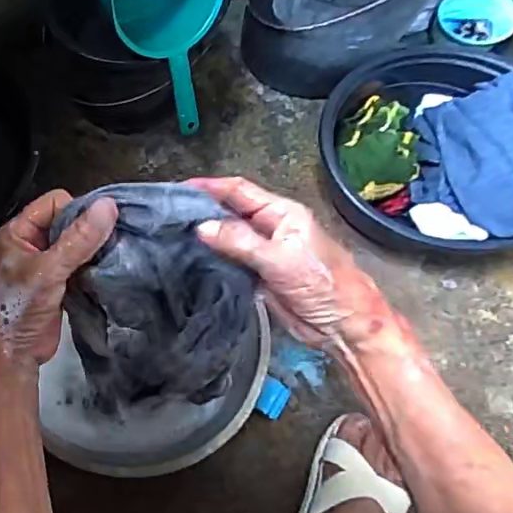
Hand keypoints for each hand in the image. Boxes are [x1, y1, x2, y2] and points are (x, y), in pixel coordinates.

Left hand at [0, 189, 117, 373]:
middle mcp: (30, 244)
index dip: (77, 210)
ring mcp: (44, 264)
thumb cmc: (20, 309)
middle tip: (110, 241)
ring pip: (76, 244)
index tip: (97, 228)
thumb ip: (79, 239)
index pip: (55, 202)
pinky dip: (93, 265)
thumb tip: (108, 207)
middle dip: (89, 230)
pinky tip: (107, 269)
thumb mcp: (49, 269)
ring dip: (93, 249)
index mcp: (18, 232)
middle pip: (68, 221)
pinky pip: (80, 264)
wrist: (14, 353)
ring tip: (111, 255)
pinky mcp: (58, 283)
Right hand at [186, 177, 387, 348]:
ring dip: (205, 236)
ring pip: (227, 238)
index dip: (210, 187)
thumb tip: (202, 227)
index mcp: (282, 214)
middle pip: (230, 212)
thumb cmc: (324, 285)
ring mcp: (263, 253)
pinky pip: (229, 262)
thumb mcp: (281, 259)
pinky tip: (191, 261)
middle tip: (169, 214)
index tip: (180, 189)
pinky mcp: (257, 276)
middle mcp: (270, 229)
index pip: (239, 191)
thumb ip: (240, 242)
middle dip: (202, 210)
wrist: (343, 325)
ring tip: (172, 235)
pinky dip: (211, 260)